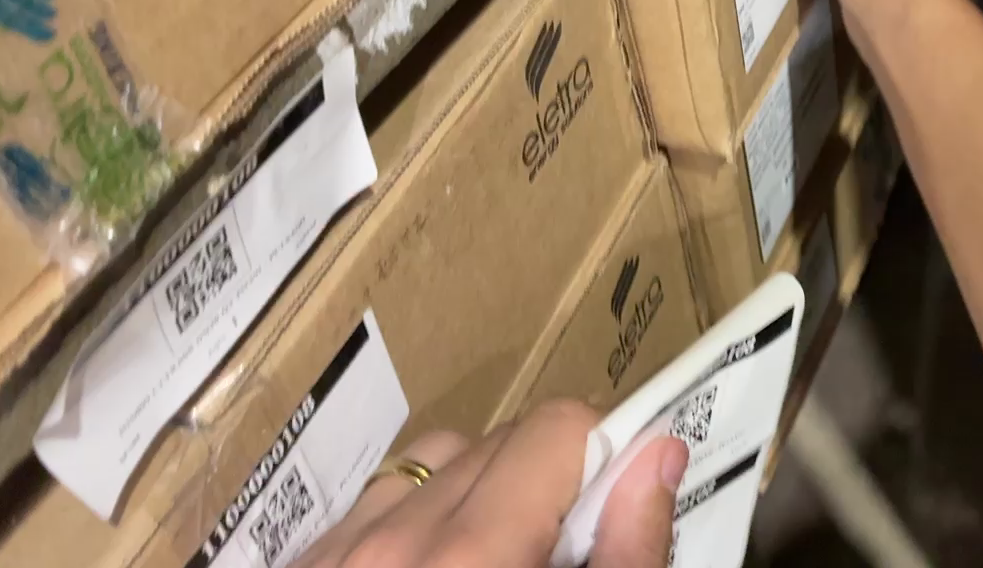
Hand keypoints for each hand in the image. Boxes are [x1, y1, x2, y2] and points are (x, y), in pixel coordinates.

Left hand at [292, 402, 687, 567]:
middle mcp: (385, 549)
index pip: (559, 428)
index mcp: (469, 563)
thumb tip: (660, 451)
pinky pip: (370, 501)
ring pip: (436, 460)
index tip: (621, 497)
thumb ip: (631, 553)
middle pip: (505, 438)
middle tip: (569, 545)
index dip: (608, 447)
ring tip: (498, 555)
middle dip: (555, 475)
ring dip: (484, 486)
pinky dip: (416, 514)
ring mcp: (323, 563)